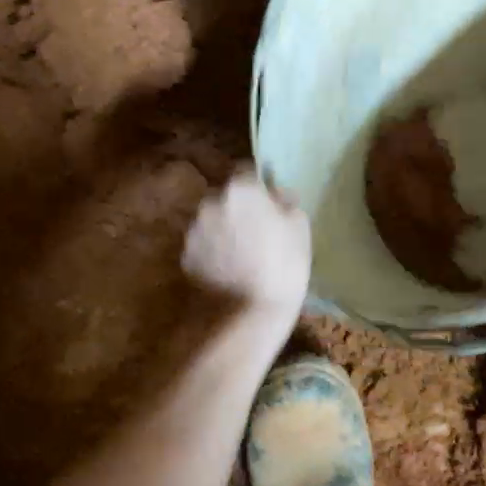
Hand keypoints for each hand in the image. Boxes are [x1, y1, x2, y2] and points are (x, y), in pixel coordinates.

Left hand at [183, 171, 311, 318]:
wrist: (248, 315)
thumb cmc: (284, 265)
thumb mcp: (300, 226)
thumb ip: (285, 201)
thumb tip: (276, 194)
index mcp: (240, 189)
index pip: (247, 170)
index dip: (258, 184)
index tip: (268, 199)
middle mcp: (210, 202)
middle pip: (226, 196)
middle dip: (239, 206)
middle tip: (257, 227)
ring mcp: (194, 230)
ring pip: (212, 220)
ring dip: (224, 227)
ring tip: (242, 251)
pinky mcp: (185, 256)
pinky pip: (203, 244)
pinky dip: (213, 249)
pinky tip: (230, 267)